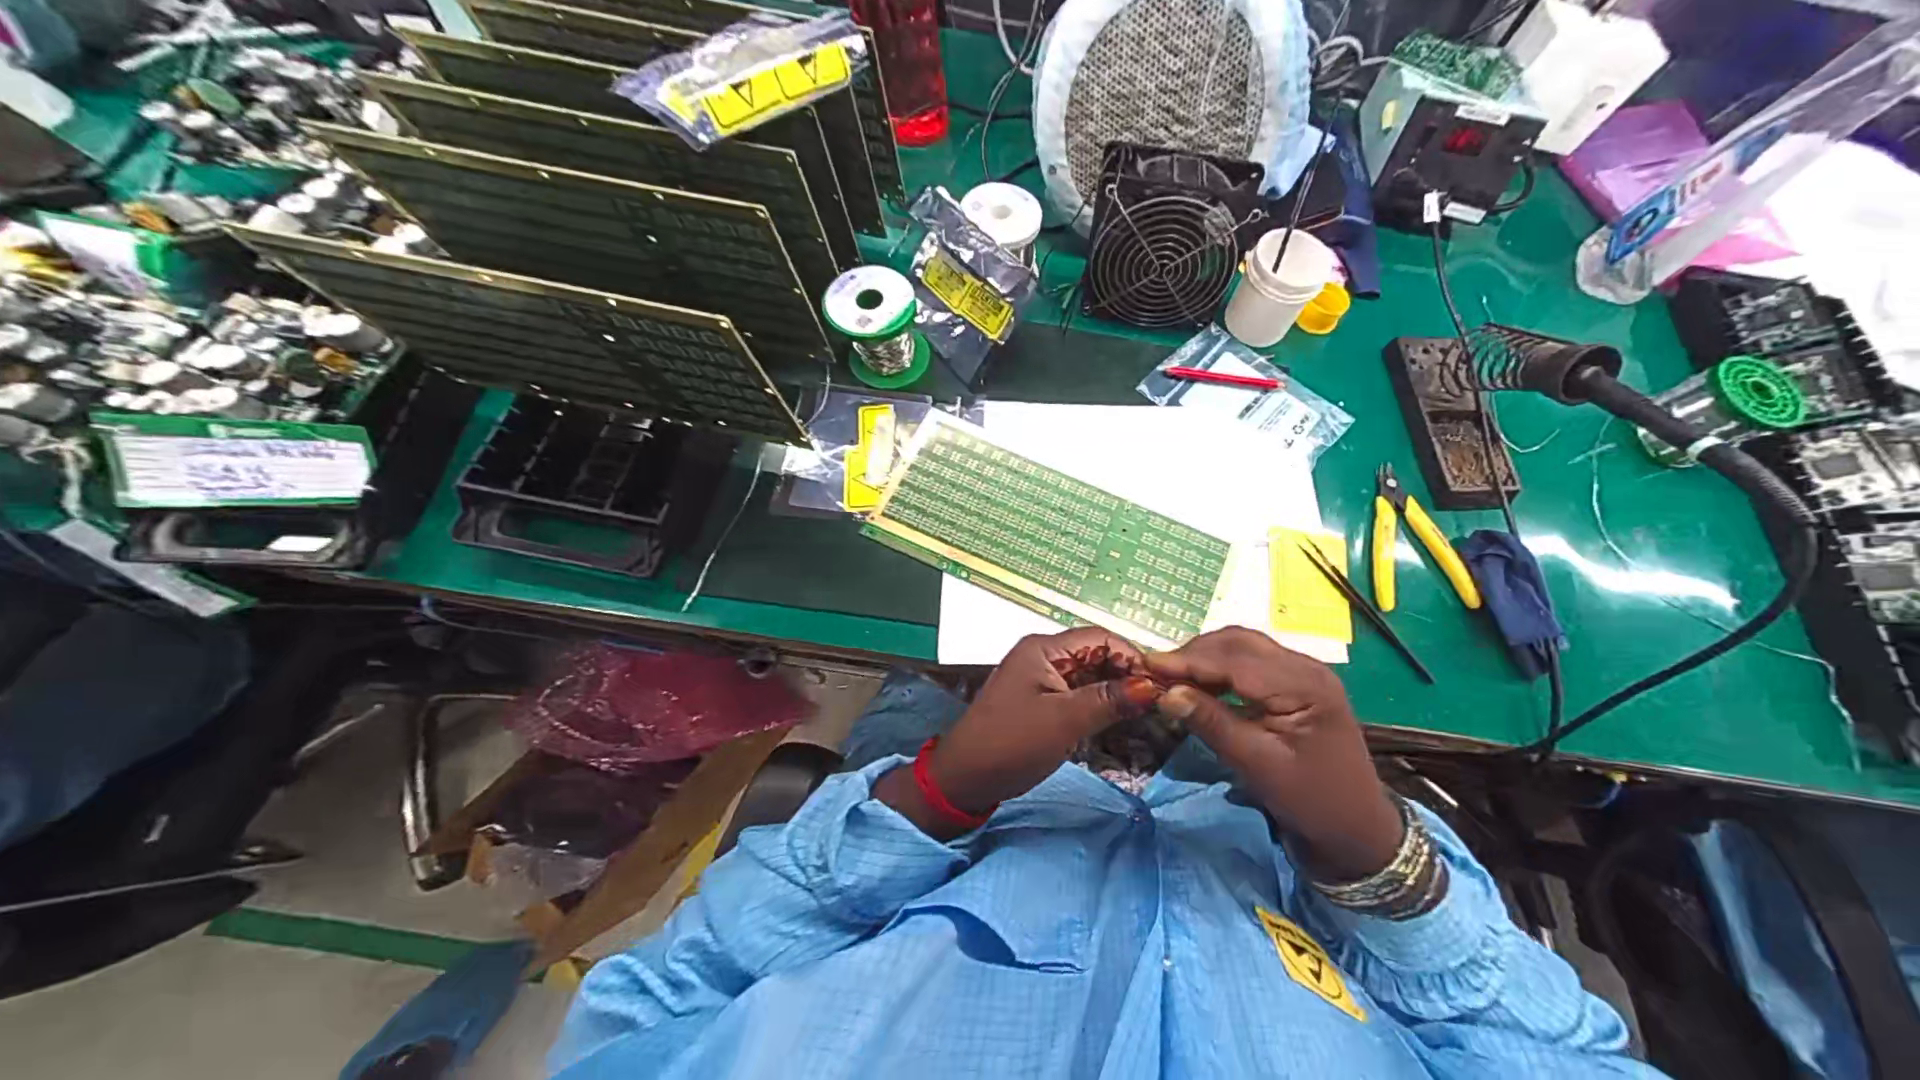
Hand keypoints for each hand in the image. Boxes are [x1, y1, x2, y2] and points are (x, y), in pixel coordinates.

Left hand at [875, 628, 1160, 837]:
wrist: (965, 778)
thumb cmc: (1011, 743)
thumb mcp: (1064, 720)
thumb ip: (1109, 700)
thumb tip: (1152, 686)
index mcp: (1043, 649)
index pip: (1099, 638)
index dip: (1131, 656)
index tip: (1159, 684)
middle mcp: (1042, 657)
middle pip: (1096, 655)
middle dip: (1126, 675)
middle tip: (1157, 702)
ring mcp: (1041, 680)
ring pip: (1089, 676)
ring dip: (1114, 692)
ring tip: (1145, 713)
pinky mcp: (1041, 703)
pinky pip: (1078, 695)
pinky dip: (1099, 705)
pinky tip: (1119, 722)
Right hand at [1147, 627, 1401, 878]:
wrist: (1358, 829)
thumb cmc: (1311, 801)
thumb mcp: (1257, 765)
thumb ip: (1212, 723)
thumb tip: (1166, 693)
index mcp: (1304, 685)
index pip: (1234, 659)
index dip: (1187, 660)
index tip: (1146, 666)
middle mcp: (1306, 667)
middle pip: (1238, 643)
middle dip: (1193, 654)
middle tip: (1154, 673)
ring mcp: (1303, 673)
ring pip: (1242, 647)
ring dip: (1204, 657)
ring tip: (1172, 678)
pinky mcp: (1297, 683)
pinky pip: (1251, 661)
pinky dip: (1220, 667)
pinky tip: (1201, 685)